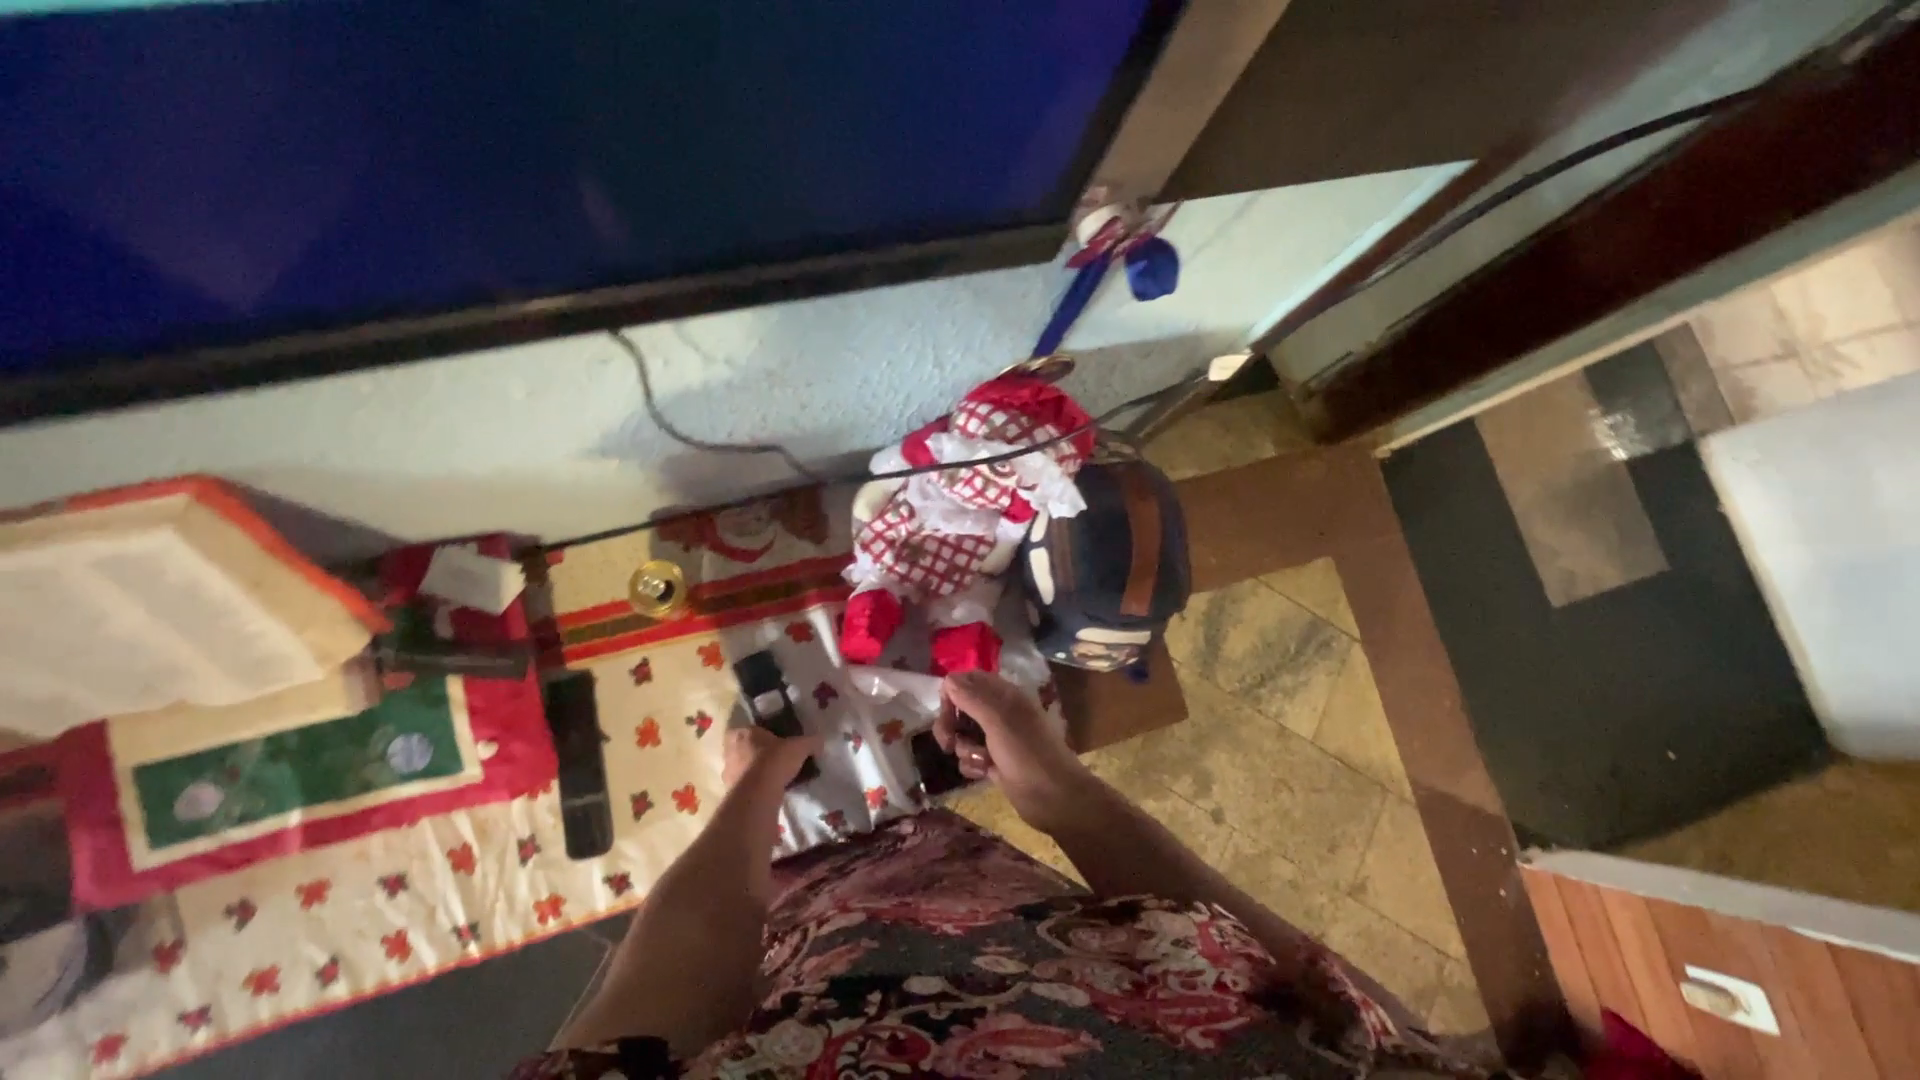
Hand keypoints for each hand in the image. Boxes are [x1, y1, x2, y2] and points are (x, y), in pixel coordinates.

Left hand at [722, 727, 821, 790]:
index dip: (764, 735)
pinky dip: (754, 787)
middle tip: (776, 760)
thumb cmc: (775, 760)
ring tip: (775, 779)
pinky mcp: (729, 790)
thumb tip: (819, 741)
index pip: (752, 729)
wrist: (758, 792)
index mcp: (743, 732)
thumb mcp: (799, 747)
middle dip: (759, 754)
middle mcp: (730, 749)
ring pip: (744, 767)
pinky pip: (745, 785)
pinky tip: (769, 791)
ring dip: (755, 772)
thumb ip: (810, 742)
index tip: (777, 743)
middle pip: (746, 748)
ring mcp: (728, 771)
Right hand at [935, 670, 1097, 833]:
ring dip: (963, 748)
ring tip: (979, 759)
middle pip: (962, 707)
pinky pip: (970, 757)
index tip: (946, 710)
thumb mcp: (998, 720)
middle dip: (950, 723)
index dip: (953, 692)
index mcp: (1005, 695)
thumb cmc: (1027, 753)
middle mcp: (1000, 712)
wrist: (1054, 797)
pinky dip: (972, 764)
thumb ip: (972, 697)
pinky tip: (984, 773)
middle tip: (947, 741)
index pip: (969, 680)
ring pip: (964, 735)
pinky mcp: (995, 763)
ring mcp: (997, 739)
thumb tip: (948, 679)